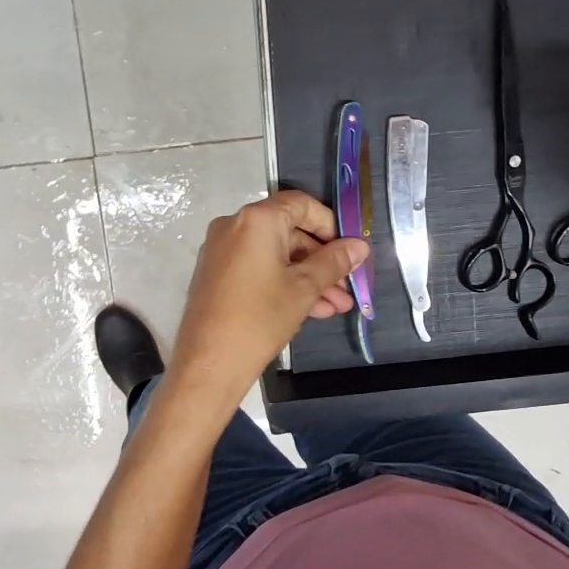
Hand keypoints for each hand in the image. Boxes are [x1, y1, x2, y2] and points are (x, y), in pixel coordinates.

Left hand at [171, 190, 370, 396]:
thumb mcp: (304, 289)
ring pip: (276, 255)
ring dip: (308, 278)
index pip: (301, 204)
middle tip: (348, 286)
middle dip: (322, 260)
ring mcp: (222, 251)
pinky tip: (313, 310)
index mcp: (256, 220)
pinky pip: (259, 269)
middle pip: (289, 232)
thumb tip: (360, 246)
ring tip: (337, 307)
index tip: (349, 250)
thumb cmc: (260, 319)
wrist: (209, 364)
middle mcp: (234, 226)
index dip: (330, 224)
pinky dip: (284, 284)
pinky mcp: (217, 275)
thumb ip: (334, 263)